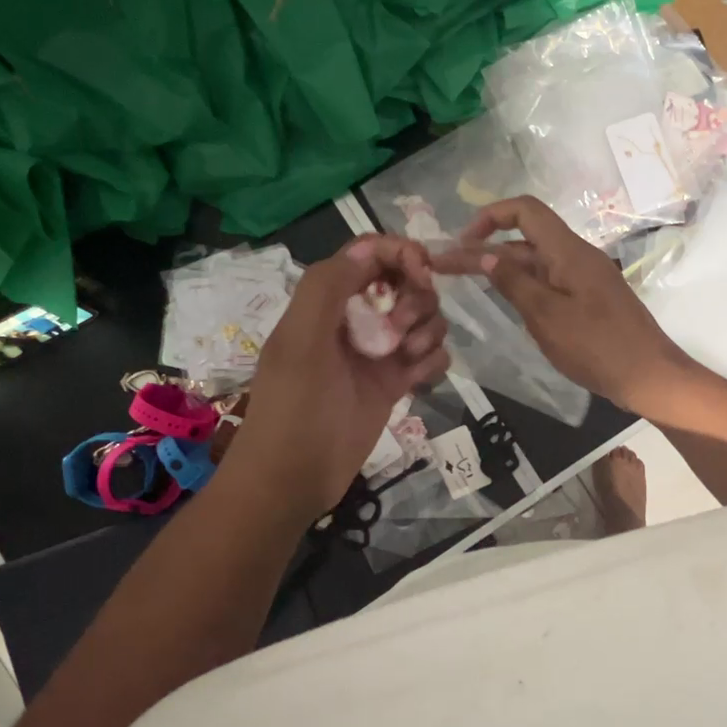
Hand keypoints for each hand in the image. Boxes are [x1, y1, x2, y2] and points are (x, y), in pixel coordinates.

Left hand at [225, 236, 449, 514]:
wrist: (293, 478)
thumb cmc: (293, 409)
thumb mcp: (300, 342)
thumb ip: (328, 288)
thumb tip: (370, 248)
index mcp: (325, 302)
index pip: (369, 254)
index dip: (401, 254)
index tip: (422, 274)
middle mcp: (354, 320)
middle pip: (405, 282)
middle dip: (416, 297)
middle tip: (402, 331)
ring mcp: (377, 352)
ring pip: (423, 318)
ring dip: (427, 329)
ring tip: (408, 359)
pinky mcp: (395, 384)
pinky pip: (430, 356)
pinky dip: (433, 360)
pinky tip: (419, 378)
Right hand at [435, 197, 689, 411]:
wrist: (649, 376)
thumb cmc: (597, 347)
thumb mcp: (547, 316)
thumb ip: (514, 283)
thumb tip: (486, 254)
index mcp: (569, 251)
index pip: (526, 210)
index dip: (490, 216)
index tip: (462, 242)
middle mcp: (578, 256)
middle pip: (526, 238)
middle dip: (484, 248)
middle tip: (444, 268)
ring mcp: (586, 278)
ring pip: (537, 261)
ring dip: (502, 267)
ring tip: (465, 282)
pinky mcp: (590, 299)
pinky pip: (550, 280)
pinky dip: (523, 284)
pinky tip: (505, 299)